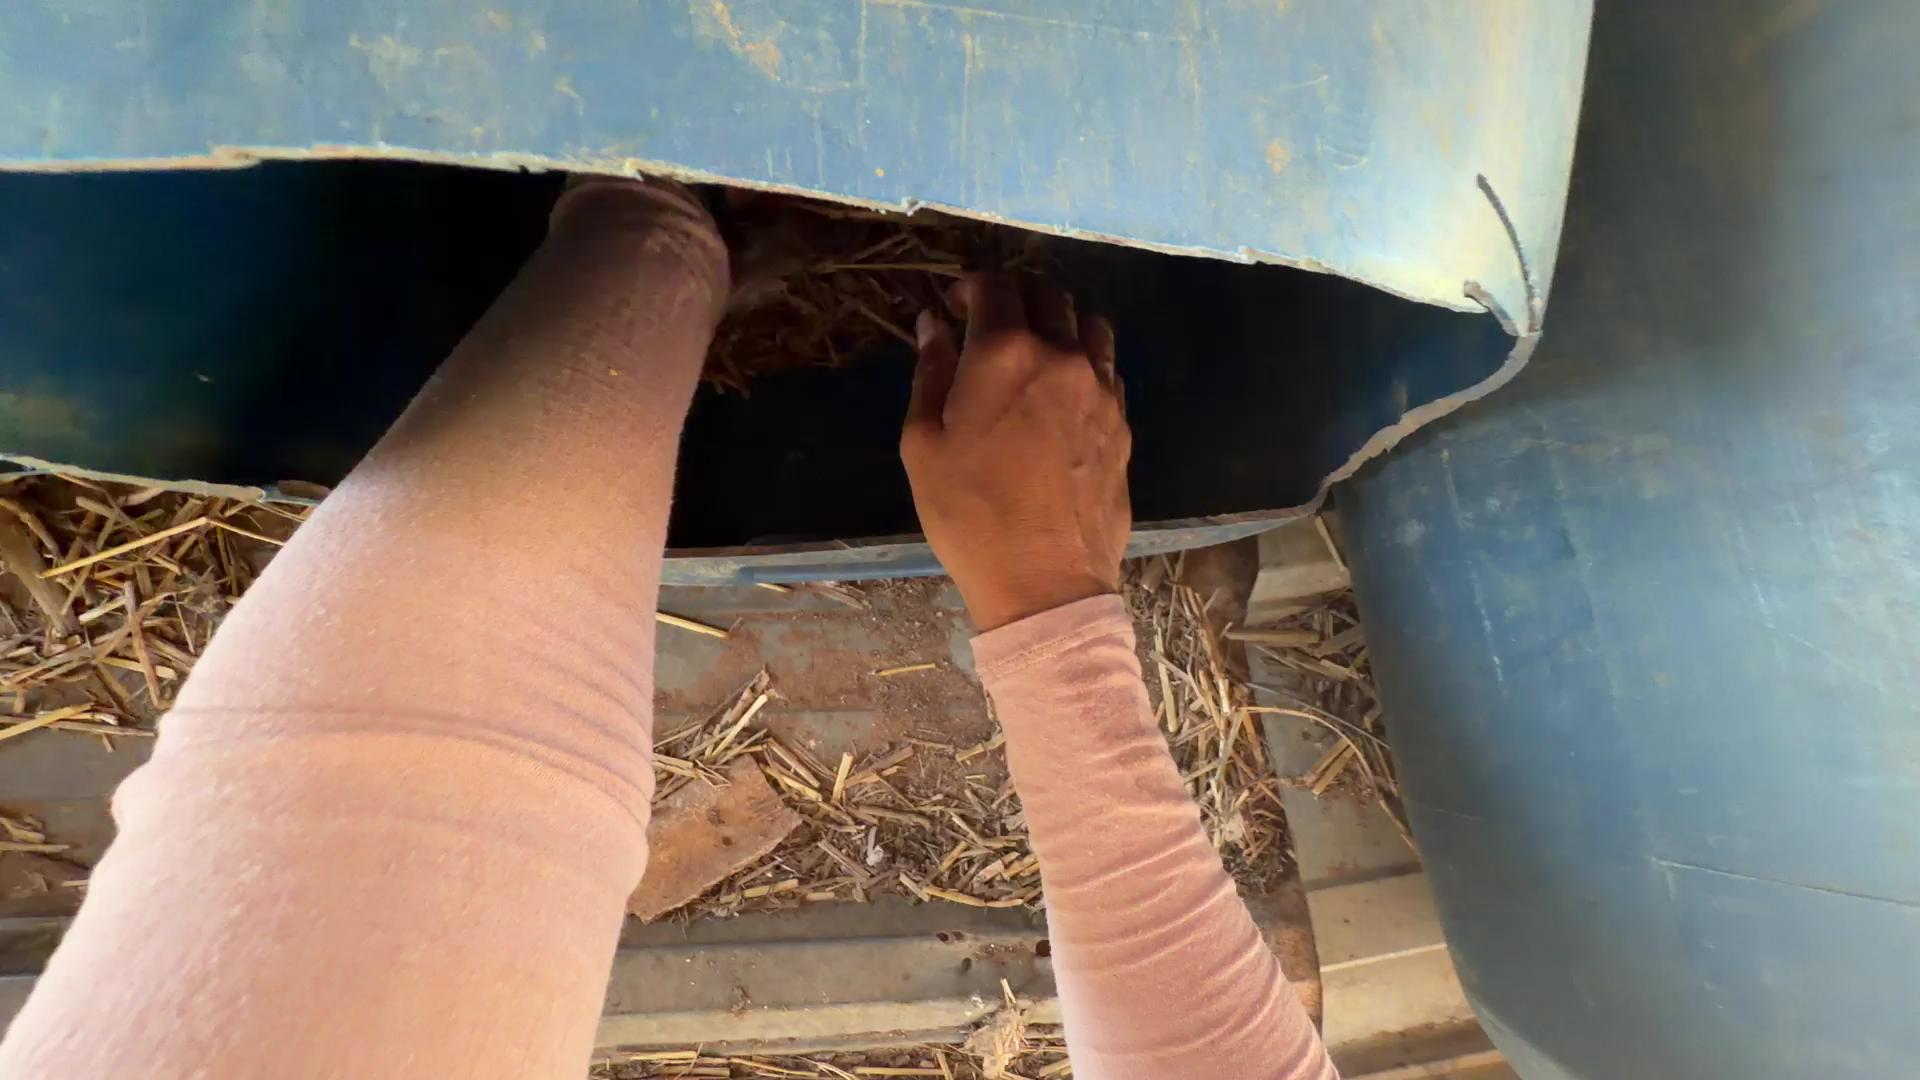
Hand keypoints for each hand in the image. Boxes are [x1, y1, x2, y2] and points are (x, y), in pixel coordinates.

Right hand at [900, 272, 1131, 630]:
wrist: (1043, 579)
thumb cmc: (968, 514)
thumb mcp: (923, 445)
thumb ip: (930, 374)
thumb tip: (932, 327)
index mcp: (1005, 353)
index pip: (995, 287)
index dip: (970, 286)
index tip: (955, 306)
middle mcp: (1062, 355)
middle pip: (1047, 295)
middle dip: (1014, 296)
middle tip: (990, 323)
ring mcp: (1101, 389)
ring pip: (1089, 325)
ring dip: (1058, 322)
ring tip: (1035, 350)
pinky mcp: (1122, 422)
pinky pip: (1108, 369)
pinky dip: (1085, 360)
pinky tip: (1065, 390)